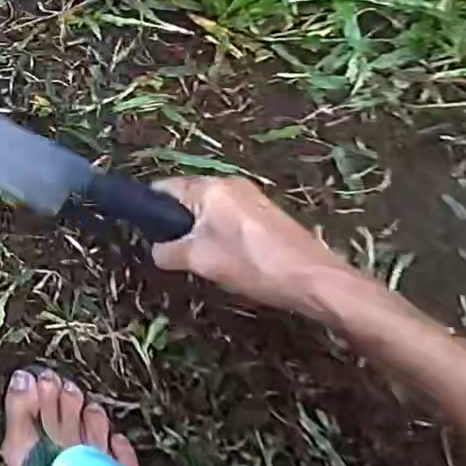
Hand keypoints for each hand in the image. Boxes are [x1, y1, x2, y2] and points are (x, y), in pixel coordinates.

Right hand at [149, 176, 363, 316]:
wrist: (318, 282)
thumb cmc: (253, 264)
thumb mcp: (198, 261)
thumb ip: (166, 251)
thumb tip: (157, 250)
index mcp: (208, 187)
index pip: (163, 188)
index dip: (150, 210)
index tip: (147, 234)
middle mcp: (229, 183)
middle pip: (186, 197)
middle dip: (177, 222)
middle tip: (176, 250)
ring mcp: (252, 196)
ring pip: (209, 209)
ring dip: (200, 230)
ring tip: (204, 258)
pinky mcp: (267, 213)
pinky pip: (229, 216)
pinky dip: (221, 232)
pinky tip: (230, 257)